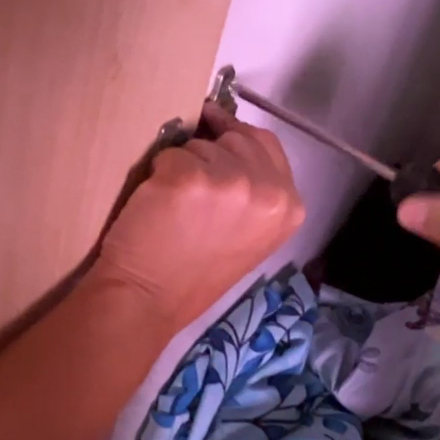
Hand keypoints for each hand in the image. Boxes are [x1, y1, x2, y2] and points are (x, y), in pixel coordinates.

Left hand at [91, 104, 304, 332]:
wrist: (150, 301)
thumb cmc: (194, 274)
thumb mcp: (249, 234)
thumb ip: (254, 191)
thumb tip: (229, 144)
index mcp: (290, 207)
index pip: (267, 143)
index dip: (236, 138)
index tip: (215, 140)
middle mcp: (269, 191)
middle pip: (235, 138)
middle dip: (209, 153)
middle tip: (190, 189)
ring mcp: (231, 182)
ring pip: (199, 145)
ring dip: (183, 166)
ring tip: (176, 209)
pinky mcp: (188, 177)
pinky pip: (169, 155)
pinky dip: (157, 175)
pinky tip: (158, 208)